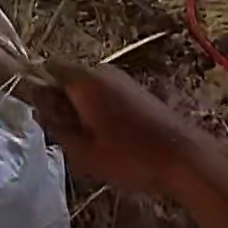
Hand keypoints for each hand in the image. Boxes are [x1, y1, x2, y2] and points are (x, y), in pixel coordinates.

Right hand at [43, 63, 205, 194]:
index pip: (46, 68)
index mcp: (82, 79)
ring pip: (85, 85)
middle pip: (65, 76)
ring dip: (79, 106)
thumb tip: (39, 112)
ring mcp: (120, 78)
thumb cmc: (131, 156)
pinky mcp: (135, 89)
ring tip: (89, 139)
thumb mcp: (84, 152)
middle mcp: (99, 69)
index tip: (45, 116)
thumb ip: (55, 128)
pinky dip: (98, 107)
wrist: (187, 160)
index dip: (39, 89)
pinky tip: (108, 136)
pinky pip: (103, 91)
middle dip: (60, 100)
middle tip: (67, 133)